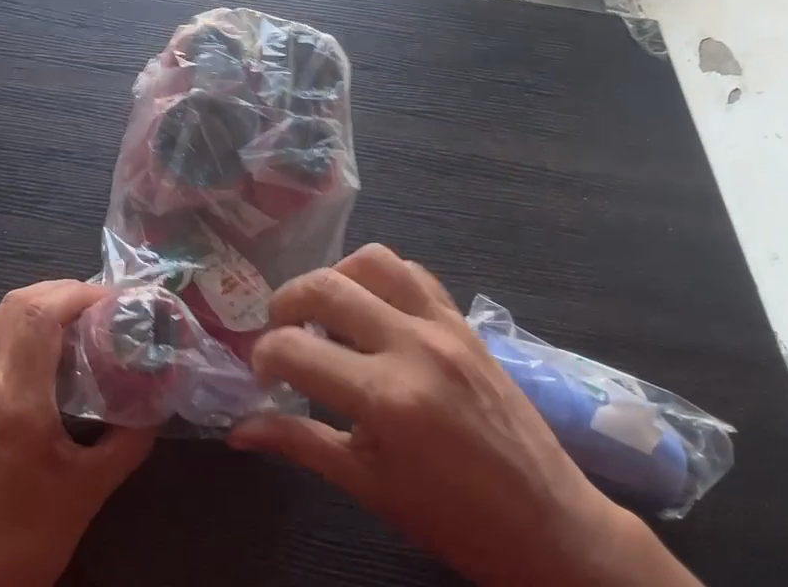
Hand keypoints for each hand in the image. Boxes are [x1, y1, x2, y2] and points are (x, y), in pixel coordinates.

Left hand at [0, 281, 157, 586]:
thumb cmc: (28, 537)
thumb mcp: (90, 491)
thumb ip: (128, 440)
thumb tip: (157, 400)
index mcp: (18, 402)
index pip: (40, 314)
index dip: (80, 294)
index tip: (118, 300)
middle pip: (15, 303)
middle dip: (62, 290)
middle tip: (104, 305)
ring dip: (39, 302)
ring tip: (82, 317)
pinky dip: (21, 323)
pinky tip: (52, 345)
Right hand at [228, 245, 700, 586]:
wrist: (549, 525)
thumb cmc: (452, 517)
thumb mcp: (367, 485)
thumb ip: (299, 444)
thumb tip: (238, 432)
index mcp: (385, 397)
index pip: (293, 349)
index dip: (263, 358)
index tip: (264, 377)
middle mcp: (413, 346)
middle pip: (325, 287)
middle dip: (284, 304)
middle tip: (281, 335)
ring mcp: (445, 327)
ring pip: (372, 261)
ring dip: (334, 278)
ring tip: (325, 314)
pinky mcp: (466, 324)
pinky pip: (414, 274)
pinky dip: (380, 279)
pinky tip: (372, 311)